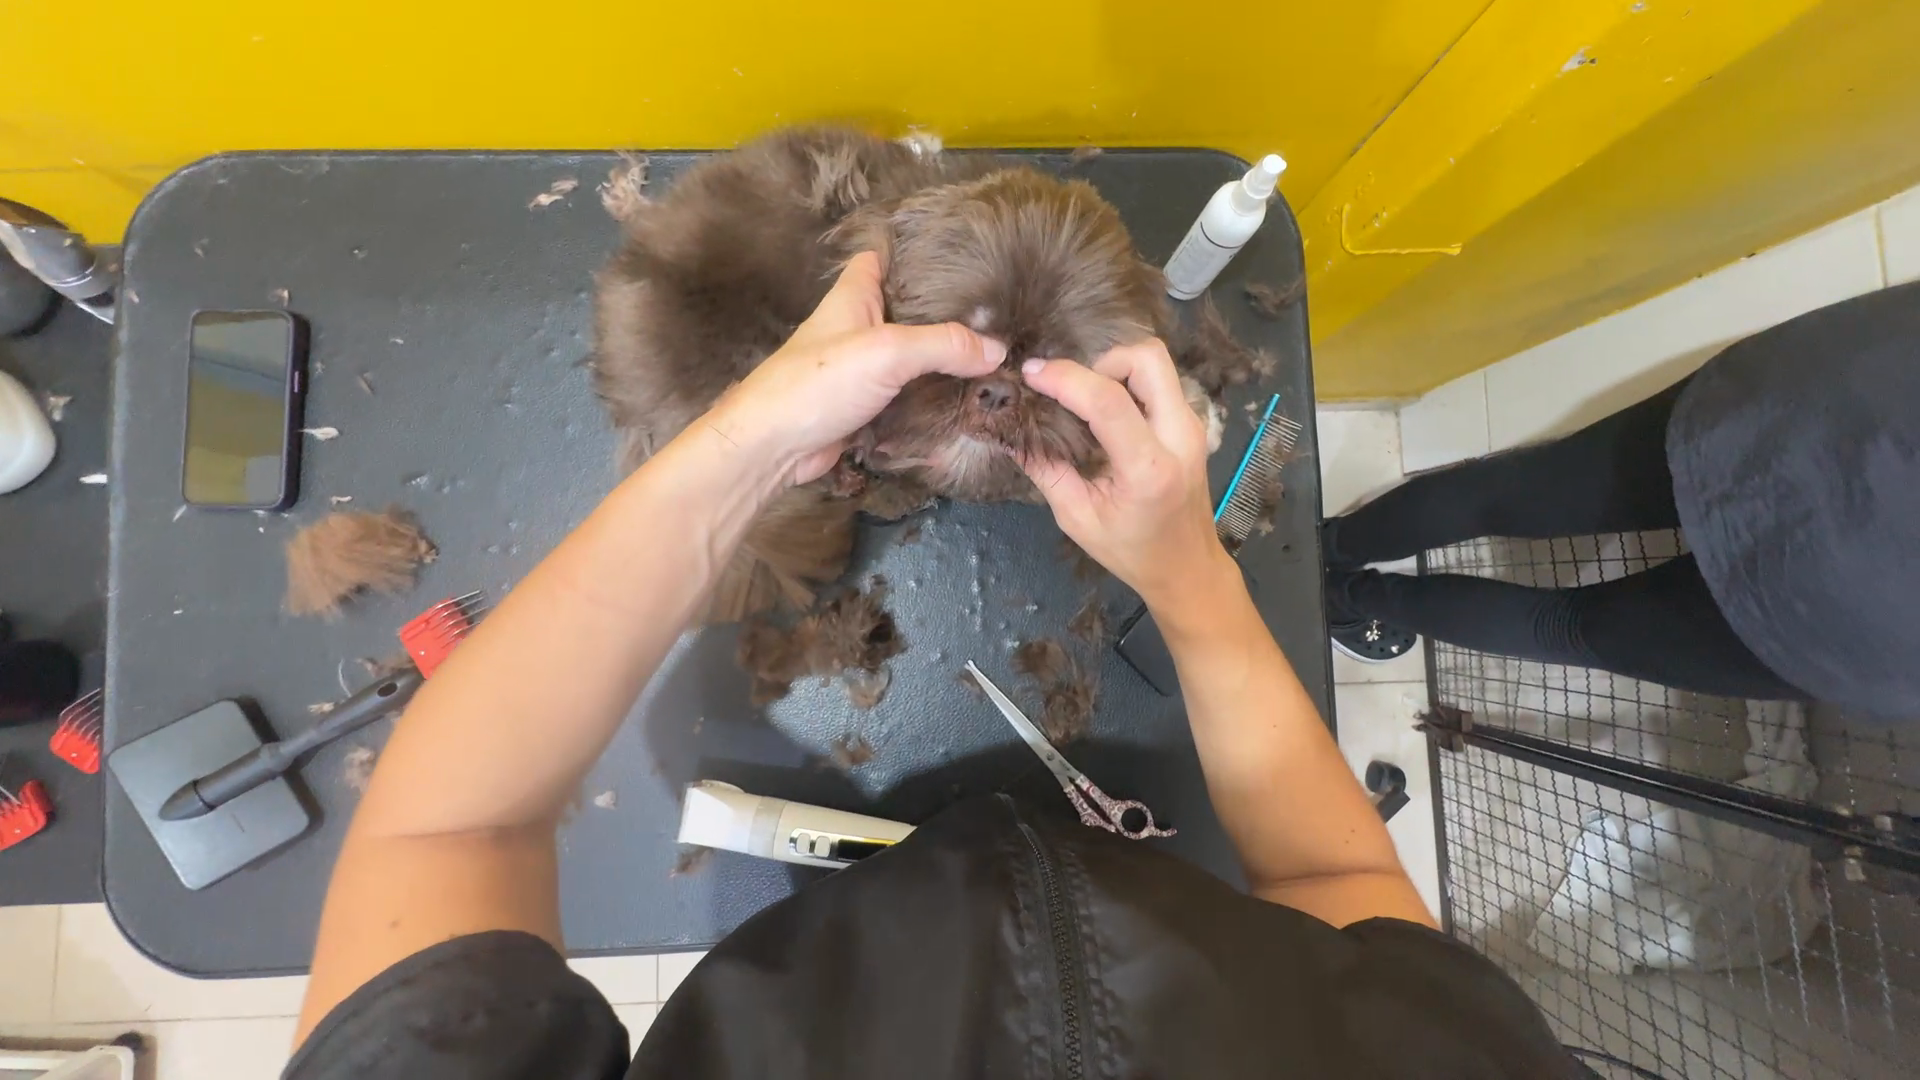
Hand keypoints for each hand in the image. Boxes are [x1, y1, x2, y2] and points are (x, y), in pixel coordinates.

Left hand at [706, 252, 1005, 484]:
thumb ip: (943, 345)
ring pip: (911, 358)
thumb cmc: (819, 383)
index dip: (917, 254)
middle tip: (996, 316)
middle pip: (908, 312)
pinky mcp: (866, 407)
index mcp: (853, 296)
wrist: (774, 448)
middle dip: (946, 314)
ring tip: (994, 356)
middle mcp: (858, 327)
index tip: (962, 259)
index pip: (884, 258)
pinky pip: (907, 396)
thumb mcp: (886, 352)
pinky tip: (966, 397)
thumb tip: (998, 350)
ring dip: (943, 361)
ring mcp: (862, 369)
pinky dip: (931, 397)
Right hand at [1018, 340, 1234, 608]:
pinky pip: (1160, 381)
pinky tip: (1104, 409)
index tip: (1031, 374)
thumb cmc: (1131, 551)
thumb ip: (1045, 471)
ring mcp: (1192, 426)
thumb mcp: (1077, 518)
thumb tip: (1009, 433)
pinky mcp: (1191, 423)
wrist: (1187, 567)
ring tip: (1086, 399)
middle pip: (1146, 358)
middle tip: (1072, 389)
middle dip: (1100, 361)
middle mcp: (1180, 436)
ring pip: (1156, 362)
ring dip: (1115, 368)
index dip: (1065, 378)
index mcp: (1149, 468)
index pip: (1108, 401)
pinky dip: (1127, 381)